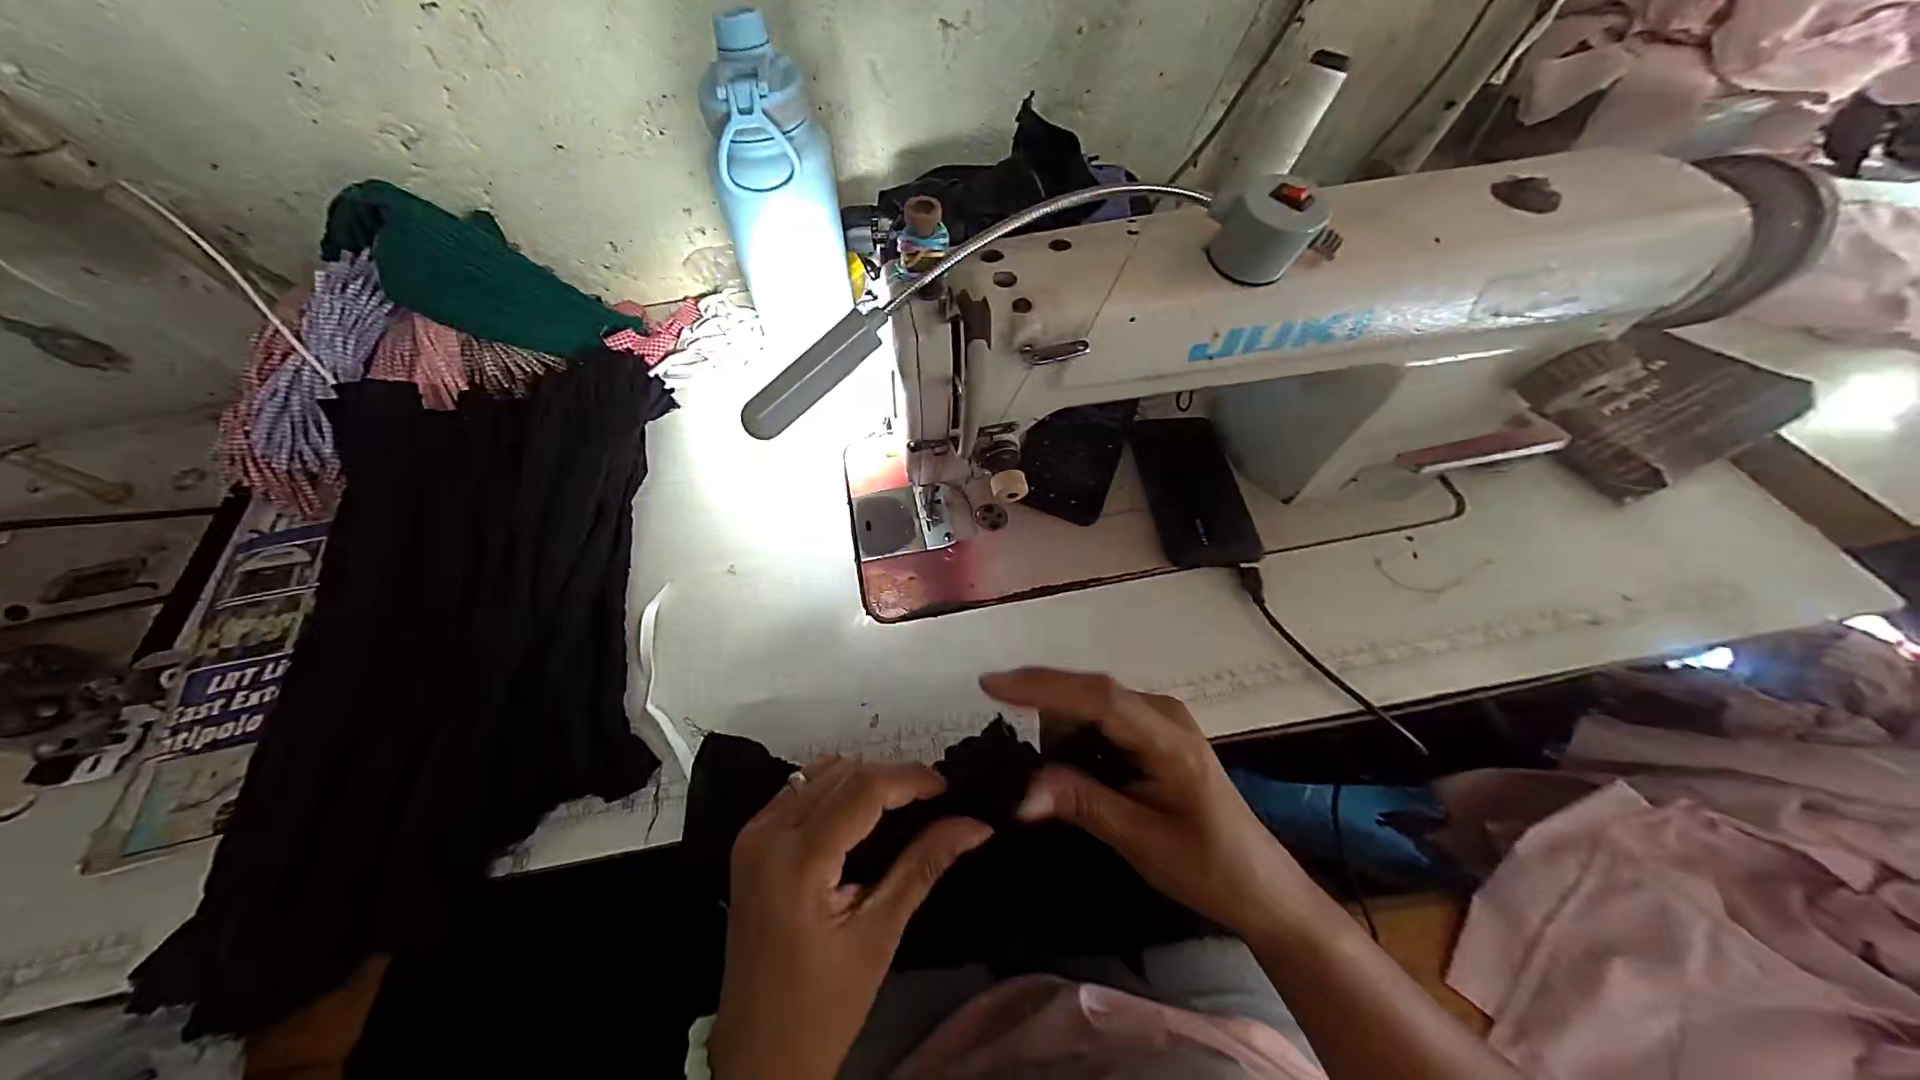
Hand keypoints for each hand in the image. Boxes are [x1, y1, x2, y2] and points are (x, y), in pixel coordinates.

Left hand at [708, 757, 992, 1079]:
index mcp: (798, 860)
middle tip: (932, 799)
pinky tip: (859, 812)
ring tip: (901, 804)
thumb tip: (977, 824)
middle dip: (891, 776)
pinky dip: (832, 788)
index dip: (911, 778)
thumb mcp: (879, 934)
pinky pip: (797, 790)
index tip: (949, 787)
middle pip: (842, 773)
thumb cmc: (824, 1006)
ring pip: (818, 773)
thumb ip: (924, 864)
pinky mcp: (748, 842)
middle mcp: (767, 833)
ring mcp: (752, 835)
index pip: (864, 788)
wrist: (757, 1054)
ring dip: (862, 778)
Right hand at [981, 667, 1317, 939]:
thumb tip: (1020, 792)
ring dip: (1061, 734)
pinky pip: (1103, 720)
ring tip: (1049, 781)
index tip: (991, 685)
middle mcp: (1164, 714)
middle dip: (1045, 718)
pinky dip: (1077, 740)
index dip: (1042, 687)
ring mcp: (1161, 719)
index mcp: (1168, 740)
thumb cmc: (1208, 867)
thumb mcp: (1141, 841)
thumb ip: (1082, 804)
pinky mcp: (1155, 731)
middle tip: (1016, 762)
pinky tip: (1070, 772)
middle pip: (1089, 696)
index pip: (1098, 698)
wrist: (1260, 885)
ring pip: (1091, 707)